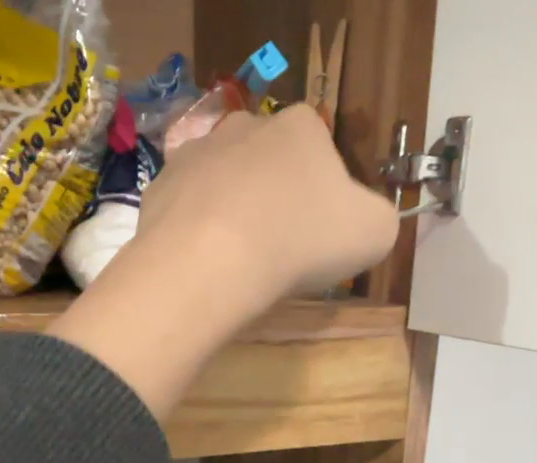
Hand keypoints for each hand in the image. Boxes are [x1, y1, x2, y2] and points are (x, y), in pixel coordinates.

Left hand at [137, 105, 400, 301]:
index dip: (325, 196)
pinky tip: (204, 263)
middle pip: (268, 164)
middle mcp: (245, 124)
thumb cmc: (303, 241)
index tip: (320, 235)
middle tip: (280, 250)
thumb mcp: (375, 233)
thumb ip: (378, 217)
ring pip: (224, 183)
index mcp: (301, 126)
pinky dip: (195, 232)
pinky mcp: (158, 186)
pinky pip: (186, 210)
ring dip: (233, 212)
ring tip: (238, 261)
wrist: (212, 262)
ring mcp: (195, 152)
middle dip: (274, 198)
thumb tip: (362, 218)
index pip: (321, 152)